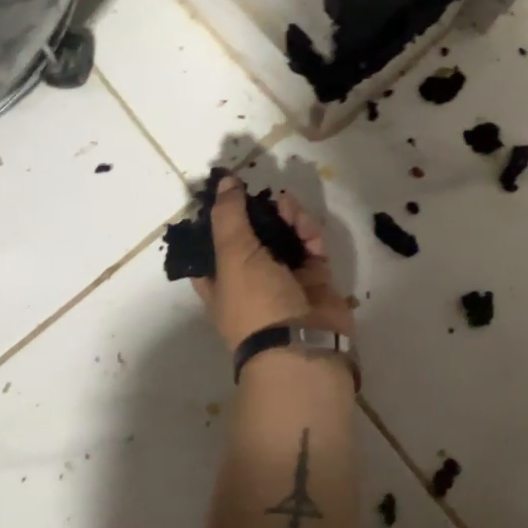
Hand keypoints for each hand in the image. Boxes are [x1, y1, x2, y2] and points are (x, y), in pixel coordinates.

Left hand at [194, 175, 353, 351]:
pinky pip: (311, 246)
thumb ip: (229, 215)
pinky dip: (310, 233)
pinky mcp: (315, 279)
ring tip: (290, 208)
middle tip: (268, 196)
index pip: (213, 246)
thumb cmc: (255, 303)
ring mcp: (285, 279)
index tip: (229, 193)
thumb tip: (225, 182)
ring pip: (285, 236)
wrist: (302, 345)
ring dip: (288, 217)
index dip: (220, 219)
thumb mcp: (232, 256)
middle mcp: (251, 280)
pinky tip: (308, 227)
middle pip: (254, 235)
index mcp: (221, 282)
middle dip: (262, 212)